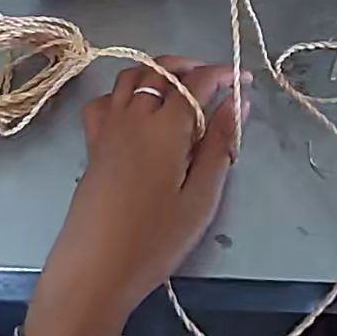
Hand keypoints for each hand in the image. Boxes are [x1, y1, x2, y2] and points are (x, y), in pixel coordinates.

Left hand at [23, 58, 249, 335]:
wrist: (94, 270)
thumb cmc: (154, 240)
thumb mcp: (200, 199)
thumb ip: (219, 145)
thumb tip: (237, 104)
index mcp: (165, 128)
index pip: (197, 82)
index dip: (223, 74)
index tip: (243, 79)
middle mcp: (133, 116)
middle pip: (160, 69)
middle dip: (190, 65)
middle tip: (215, 78)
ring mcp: (108, 127)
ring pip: (131, 75)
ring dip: (157, 70)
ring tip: (179, 85)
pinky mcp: (93, 142)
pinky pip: (105, 100)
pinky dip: (123, 91)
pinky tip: (136, 109)